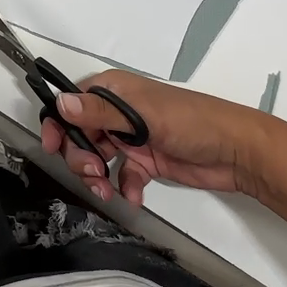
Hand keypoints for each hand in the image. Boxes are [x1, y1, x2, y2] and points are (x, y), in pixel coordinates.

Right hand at [43, 69, 273, 207]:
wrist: (235, 151)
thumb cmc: (189, 121)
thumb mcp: (142, 115)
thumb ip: (100, 111)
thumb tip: (61, 103)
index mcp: (113, 90)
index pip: (72, 102)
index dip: (58, 122)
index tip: (52, 145)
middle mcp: (117, 111)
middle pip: (79, 133)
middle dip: (78, 155)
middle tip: (92, 172)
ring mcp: (130, 137)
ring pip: (97, 155)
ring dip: (96, 174)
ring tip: (107, 190)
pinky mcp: (145, 161)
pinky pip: (121, 175)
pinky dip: (123, 186)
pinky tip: (134, 195)